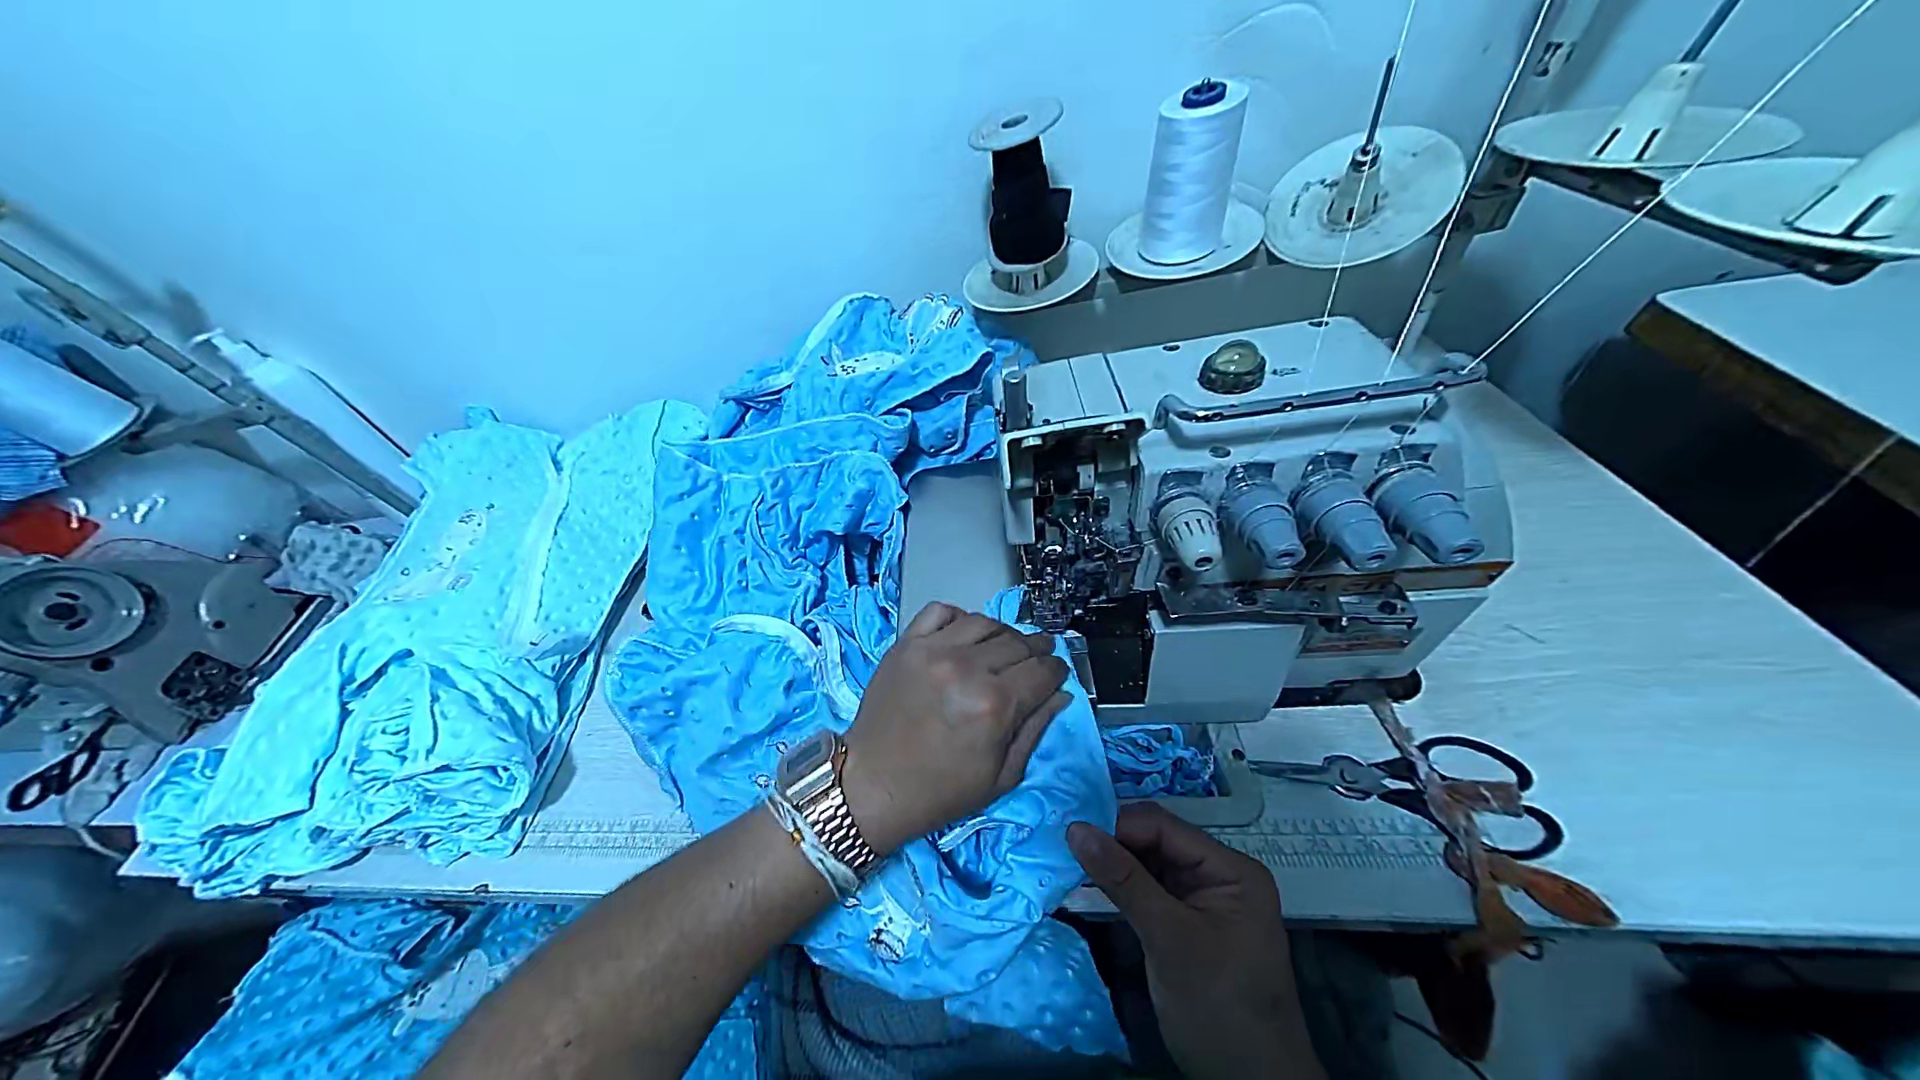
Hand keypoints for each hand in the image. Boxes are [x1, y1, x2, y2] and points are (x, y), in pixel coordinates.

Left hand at [842, 602, 1069, 855]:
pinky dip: (959, 618)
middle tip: (1037, 660)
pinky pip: (940, 611)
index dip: (1057, 671)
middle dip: (1036, 651)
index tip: (1056, 674)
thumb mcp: (1002, 776)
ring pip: (984, 622)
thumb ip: (1036, 728)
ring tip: (1004, 648)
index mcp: (994, 705)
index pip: (1044, 670)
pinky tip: (965, 635)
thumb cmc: (939, 791)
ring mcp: (932, 651)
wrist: (874, 786)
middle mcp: (966, 669)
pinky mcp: (906, 645)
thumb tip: (1060, 694)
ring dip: (1003, 633)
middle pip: (1019, 642)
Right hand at [1069, 804, 1325, 1079]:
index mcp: (1230, 869)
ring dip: (1111, 862)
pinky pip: (1146, 889)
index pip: (1166, 828)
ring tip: (1066, 858)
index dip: (1119, 825)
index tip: (1072, 832)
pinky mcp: (1182, 921)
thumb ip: (1124, 880)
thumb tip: (1076, 829)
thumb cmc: (1219, 1007)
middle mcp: (1217, 874)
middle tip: (1063, 844)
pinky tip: (1086, 882)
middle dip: (1112, 842)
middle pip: (1155, 841)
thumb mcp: (1170, 939)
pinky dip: (1118, 885)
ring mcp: (1199, 898)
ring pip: (1146, 863)